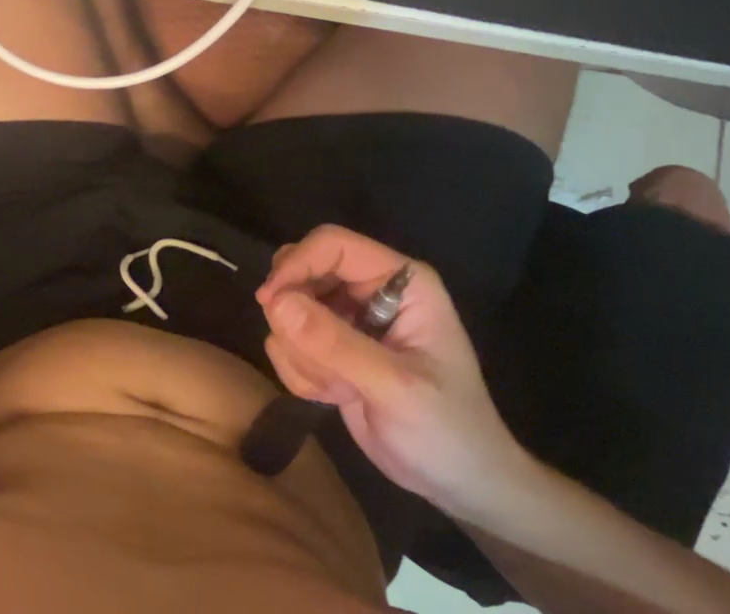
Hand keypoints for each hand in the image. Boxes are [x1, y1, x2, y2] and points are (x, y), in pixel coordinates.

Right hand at [255, 225, 531, 509]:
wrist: (459, 484)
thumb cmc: (448, 431)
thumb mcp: (395, 386)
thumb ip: (335, 343)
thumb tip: (274, 302)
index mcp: (401, 282)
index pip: (332, 244)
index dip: (297, 265)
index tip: (270, 301)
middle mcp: (371, 292)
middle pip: (301, 272)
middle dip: (296, 319)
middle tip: (312, 359)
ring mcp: (349, 320)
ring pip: (288, 310)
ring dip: (301, 355)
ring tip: (340, 388)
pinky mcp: (330, 349)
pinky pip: (286, 342)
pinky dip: (300, 372)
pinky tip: (334, 396)